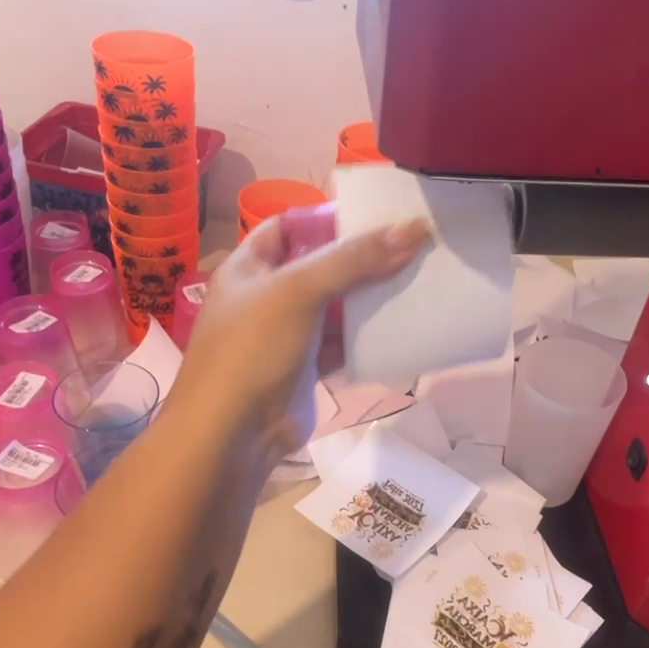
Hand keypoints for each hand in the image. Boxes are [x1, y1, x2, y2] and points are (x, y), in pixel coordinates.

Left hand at [172, 207, 429, 463]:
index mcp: (248, 267)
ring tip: (417, 278)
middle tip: (411, 244)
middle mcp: (265, 297)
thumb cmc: (252, 348)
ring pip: (335, 307)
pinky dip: (367, 336)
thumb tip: (414, 229)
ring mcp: (286, 335)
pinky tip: (401, 325)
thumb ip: (354, 260)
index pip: (289, 226)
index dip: (327, 217)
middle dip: (360, 258)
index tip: (376, 213)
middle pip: (319, 266)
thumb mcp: (299, 291)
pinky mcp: (306, 369)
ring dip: (369, 297)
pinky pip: (342, 344)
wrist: (231, 435)